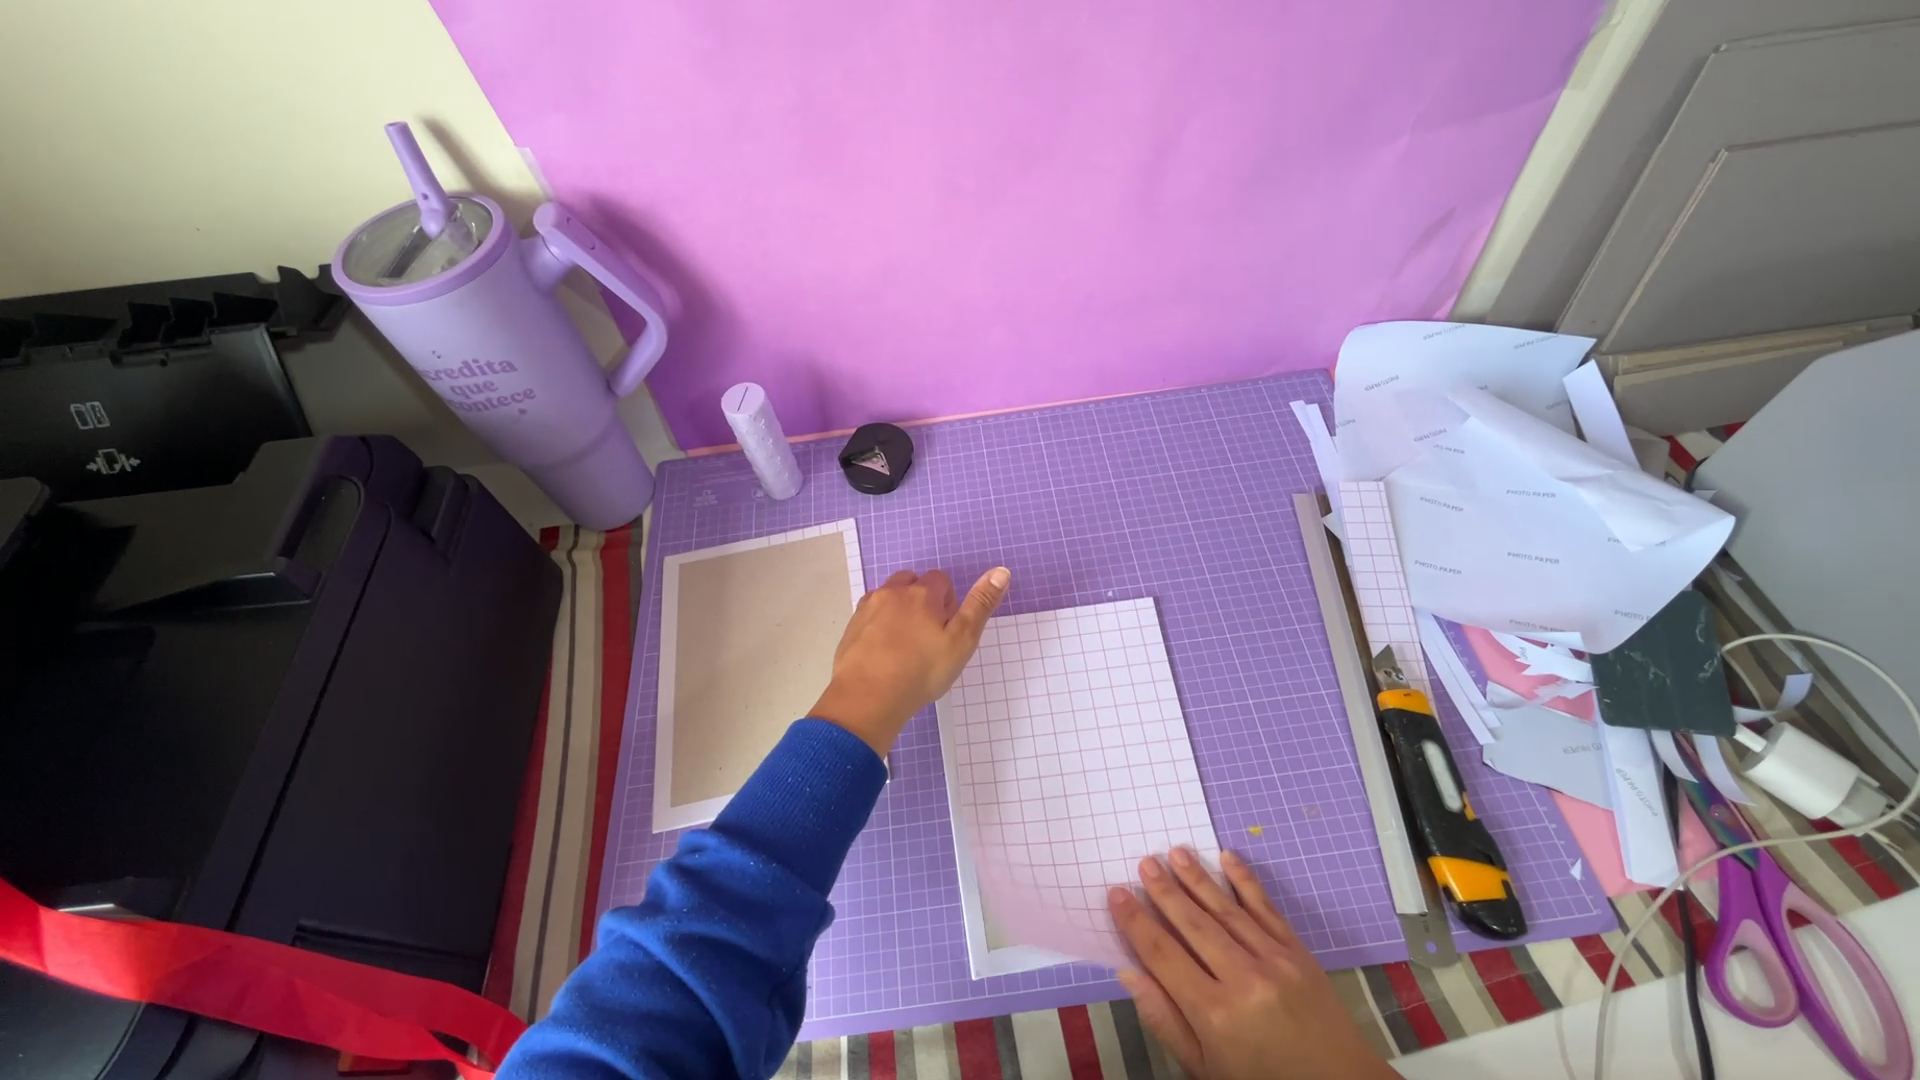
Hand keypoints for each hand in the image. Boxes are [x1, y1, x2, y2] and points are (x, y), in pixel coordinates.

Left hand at [809, 566, 1010, 754]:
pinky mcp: (851, 628)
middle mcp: (892, 593)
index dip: (949, 601)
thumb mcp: (962, 640)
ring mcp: (867, 609)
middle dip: (922, 600)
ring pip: (888, 598)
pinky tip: (885, 653)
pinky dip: (879, 626)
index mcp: (921, 593)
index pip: (941, 580)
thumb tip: (1001, 571)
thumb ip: (980, 604)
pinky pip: (870, 617)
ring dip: (899, 610)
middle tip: (929, 635)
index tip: (948, 628)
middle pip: (911, 582)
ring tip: (907, 644)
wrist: (868, 698)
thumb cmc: (922, 671)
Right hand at [1109, 848, 1396, 1079]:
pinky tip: (1227, 857)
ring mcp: (1274, 961)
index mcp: (1213, 1013)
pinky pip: (1266, 909)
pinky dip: (1246, 881)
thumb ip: (1164, 1019)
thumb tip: (1129, 973)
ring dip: (1198, 878)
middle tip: (1144, 862)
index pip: (1162, 955)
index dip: (1136, 922)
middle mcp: (1243, 980)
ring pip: (1226, 909)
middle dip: (1165, 891)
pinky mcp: (1299, 952)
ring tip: (1175, 852)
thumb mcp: (1203, 1067)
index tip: (1116, 893)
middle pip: (1193, 924)